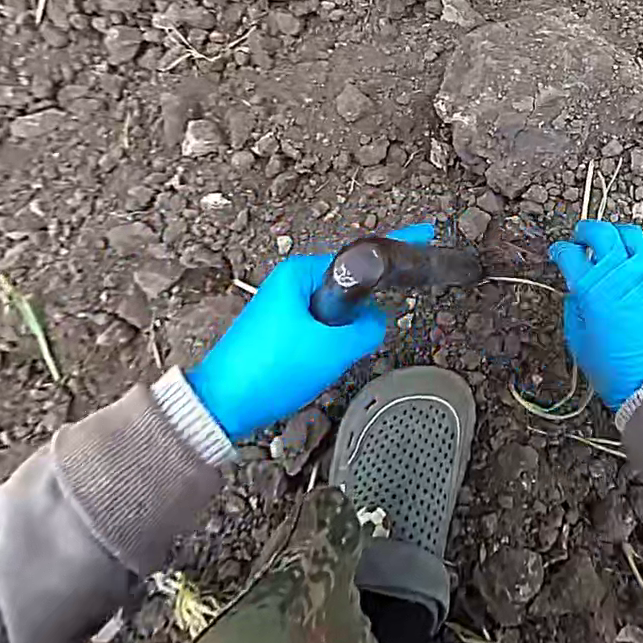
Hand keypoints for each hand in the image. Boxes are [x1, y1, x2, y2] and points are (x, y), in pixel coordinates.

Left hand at [188, 222, 434, 437]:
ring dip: (348, 325)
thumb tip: (376, 320)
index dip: (398, 244)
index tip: (424, 234)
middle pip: (351, 281)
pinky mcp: (282, 325)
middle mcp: (292, 280)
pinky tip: (332, 354)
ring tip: (342, 351)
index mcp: (301, 272)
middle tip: (377, 323)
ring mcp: (285, 303)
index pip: (361, 254)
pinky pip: (322, 320)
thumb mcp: (335, 348)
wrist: (218, 408)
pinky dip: (334, 334)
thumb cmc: (268, 370)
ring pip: (337, 305)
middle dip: (366, 304)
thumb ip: (369, 327)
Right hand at [548, 221, 642, 408]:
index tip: (562, 251)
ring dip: (620, 234)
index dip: (562, 249)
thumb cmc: (618, 370)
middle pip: (602, 233)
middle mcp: (620, 275)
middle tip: (584, 236)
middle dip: (588, 230)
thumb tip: (576, 290)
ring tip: (616, 241)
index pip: (570, 254)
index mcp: (591, 290)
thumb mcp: (579, 340)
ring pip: (634, 235)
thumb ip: (575, 308)